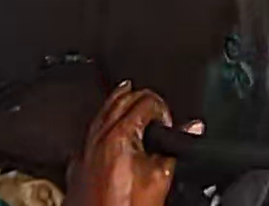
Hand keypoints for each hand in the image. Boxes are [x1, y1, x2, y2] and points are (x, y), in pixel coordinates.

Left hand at [70, 82, 198, 205]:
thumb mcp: (160, 177)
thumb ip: (175, 146)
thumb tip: (193, 127)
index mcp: (120, 136)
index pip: (146, 102)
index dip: (162, 108)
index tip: (168, 123)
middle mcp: (98, 140)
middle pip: (120, 101)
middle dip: (141, 97)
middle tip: (156, 106)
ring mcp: (84, 155)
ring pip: (100, 115)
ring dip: (116, 102)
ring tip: (126, 91)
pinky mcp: (76, 172)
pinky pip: (86, 137)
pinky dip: (98, 127)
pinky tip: (103, 130)